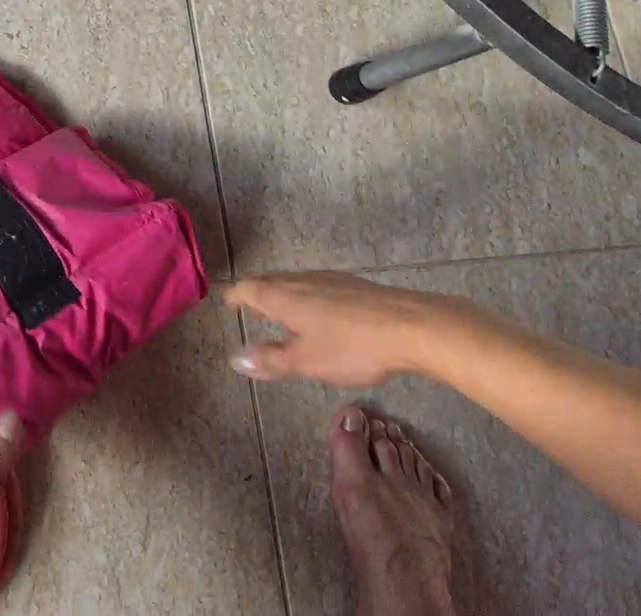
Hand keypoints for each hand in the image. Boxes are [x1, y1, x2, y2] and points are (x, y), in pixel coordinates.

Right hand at [224, 271, 460, 387]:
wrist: (412, 327)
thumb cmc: (351, 346)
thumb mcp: (305, 361)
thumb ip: (270, 360)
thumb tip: (235, 359)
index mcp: (281, 296)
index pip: (246, 289)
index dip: (235, 297)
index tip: (229, 305)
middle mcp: (300, 280)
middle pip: (269, 282)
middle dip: (257, 295)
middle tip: (252, 310)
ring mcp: (329, 279)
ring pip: (295, 283)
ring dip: (283, 295)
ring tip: (284, 313)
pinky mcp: (354, 285)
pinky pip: (318, 286)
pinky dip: (308, 297)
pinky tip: (322, 314)